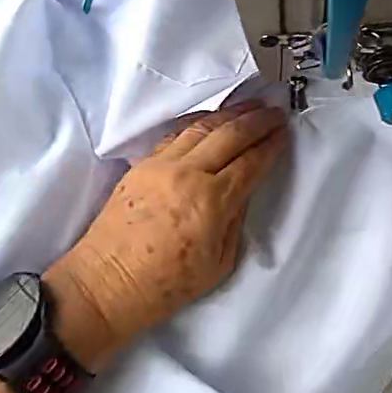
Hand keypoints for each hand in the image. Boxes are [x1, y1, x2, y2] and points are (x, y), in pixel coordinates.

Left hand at [45, 100, 288, 367]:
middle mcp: (186, 174)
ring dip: (227, 114)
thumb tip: (241, 192)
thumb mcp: (218, 264)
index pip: (249, 162)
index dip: (270, 145)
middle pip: (228, 135)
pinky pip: (174, 135)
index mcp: (211, 202)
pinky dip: (196, 123)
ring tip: (248, 106)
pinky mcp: (141, 165)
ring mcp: (160, 166)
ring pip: (200, 128)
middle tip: (274, 111)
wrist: (107, 282)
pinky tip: (209, 119)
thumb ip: (234, 221)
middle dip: (255, 121)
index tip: (284, 132)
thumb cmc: (164, 285)